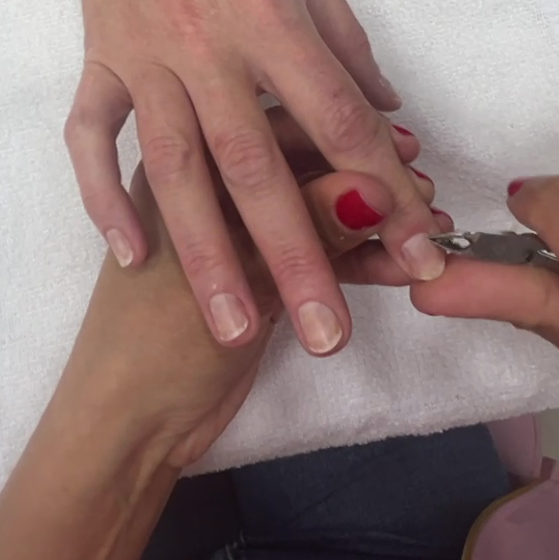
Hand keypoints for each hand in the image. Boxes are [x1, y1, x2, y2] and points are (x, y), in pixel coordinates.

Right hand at [60, 0, 441, 354]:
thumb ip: (344, 43)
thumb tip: (385, 113)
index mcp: (269, 16)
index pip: (336, 117)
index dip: (382, 184)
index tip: (417, 246)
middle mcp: (206, 47)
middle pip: (254, 165)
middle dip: (296, 255)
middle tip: (330, 336)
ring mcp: (143, 62)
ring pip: (175, 169)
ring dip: (203, 252)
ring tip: (231, 330)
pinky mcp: (97, 67)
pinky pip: (90, 139)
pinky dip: (102, 197)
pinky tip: (129, 253)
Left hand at [60, 110, 425, 466]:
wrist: (130, 428)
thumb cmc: (158, 340)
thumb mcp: (239, 273)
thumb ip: (306, 226)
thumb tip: (377, 186)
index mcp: (183, 165)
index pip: (268, 132)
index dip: (334, 139)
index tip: (396, 151)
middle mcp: (210, 187)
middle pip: (298, 168)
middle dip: (362, 175)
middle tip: (422, 183)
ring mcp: (237, 233)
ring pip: (310, 211)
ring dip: (367, 222)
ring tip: (428, 231)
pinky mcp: (259, 275)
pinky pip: (312, 253)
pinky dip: (355, 259)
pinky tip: (399, 265)